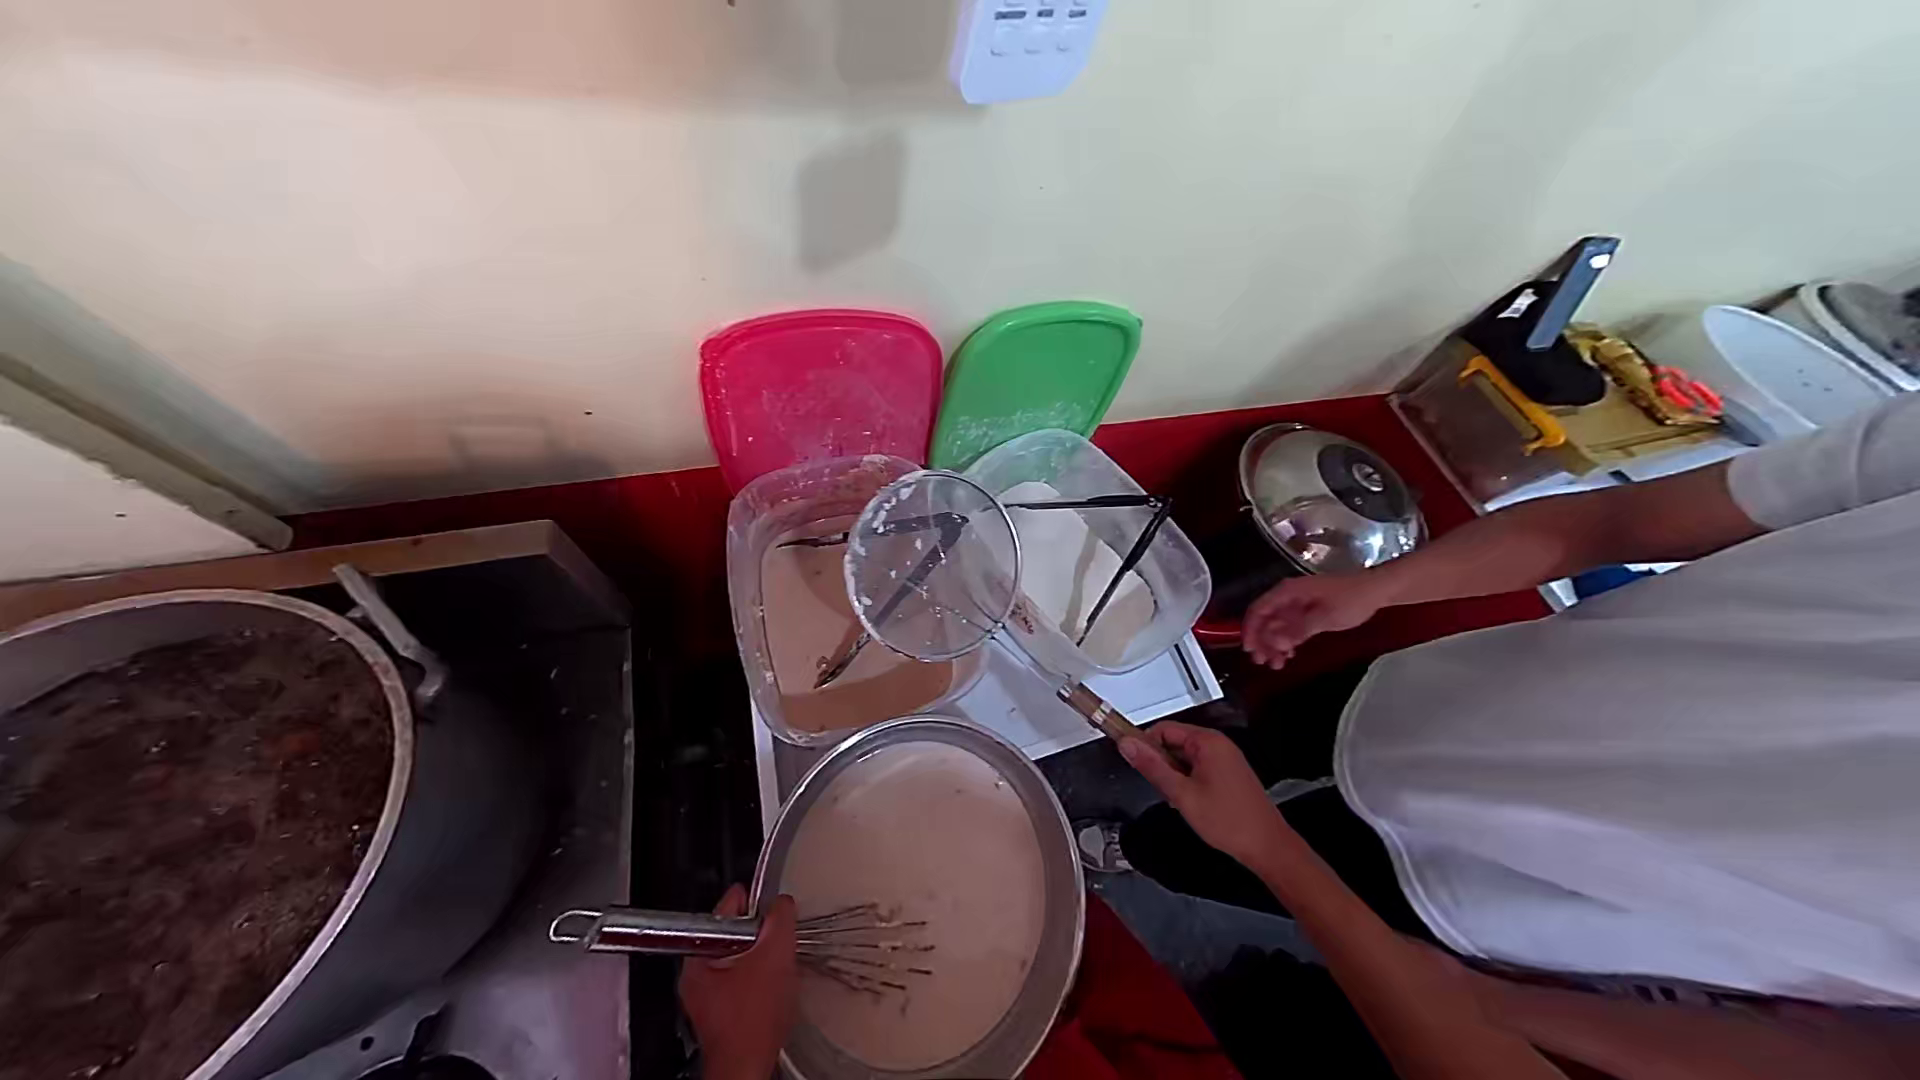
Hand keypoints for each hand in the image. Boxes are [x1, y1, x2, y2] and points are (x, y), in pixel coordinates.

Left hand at [678, 885, 797, 1079]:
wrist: (748, 1069)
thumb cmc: (753, 1020)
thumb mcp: (776, 954)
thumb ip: (780, 918)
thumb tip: (782, 902)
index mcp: (700, 955)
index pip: (726, 906)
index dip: (754, 903)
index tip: (771, 909)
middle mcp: (697, 972)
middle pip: (734, 930)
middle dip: (760, 932)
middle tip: (777, 940)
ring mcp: (706, 994)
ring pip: (739, 954)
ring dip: (762, 954)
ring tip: (777, 963)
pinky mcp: (719, 1010)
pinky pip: (741, 975)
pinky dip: (758, 974)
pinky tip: (772, 985)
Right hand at [1118, 722, 1290, 867]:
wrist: (1268, 848)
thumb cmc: (1232, 822)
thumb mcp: (1181, 794)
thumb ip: (1151, 766)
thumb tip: (1127, 745)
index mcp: (1208, 741)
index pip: (1163, 729)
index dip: (1145, 744)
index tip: (1134, 760)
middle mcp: (1218, 745)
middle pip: (1173, 742)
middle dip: (1162, 764)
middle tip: (1163, 788)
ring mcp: (1225, 759)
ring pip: (1184, 758)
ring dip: (1175, 776)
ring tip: (1181, 800)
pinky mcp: (1228, 773)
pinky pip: (1197, 768)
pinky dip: (1188, 782)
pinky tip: (1192, 803)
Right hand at [1242, 574, 1386, 669]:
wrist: (1377, 590)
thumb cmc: (1351, 600)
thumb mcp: (1325, 617)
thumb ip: (1298, 630)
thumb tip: (1275, 642)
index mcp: (1287, 592)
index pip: (1258, 610)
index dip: (1250, 630)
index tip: (1249, 649)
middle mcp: (1287, 597)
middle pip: (1264, 619)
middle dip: (1261, 641)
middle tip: (1262, 662)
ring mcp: (1296, 604)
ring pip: (1275, 626)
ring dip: (1272, 644)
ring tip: (1276, 664)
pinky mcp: (1306, 611)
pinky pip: (1288, 628)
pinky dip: (1285, 641)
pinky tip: (1289, 654)